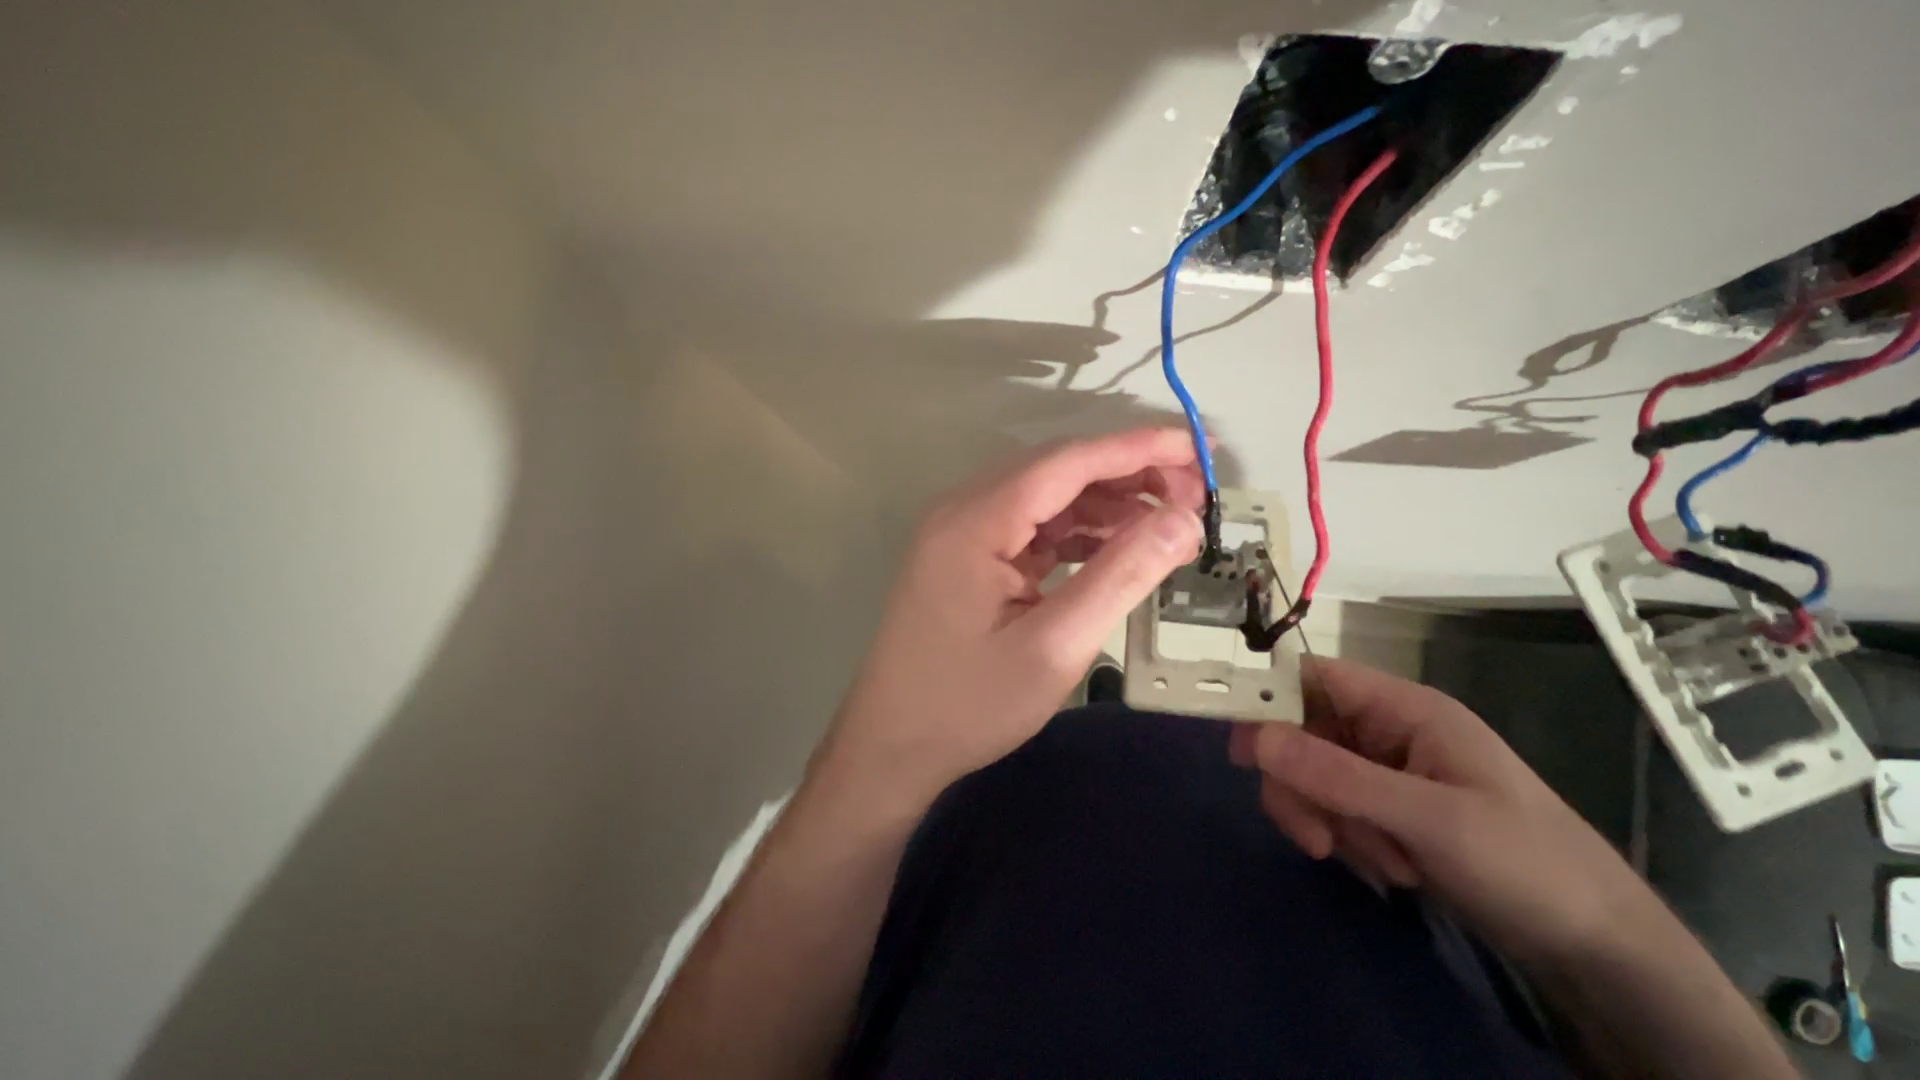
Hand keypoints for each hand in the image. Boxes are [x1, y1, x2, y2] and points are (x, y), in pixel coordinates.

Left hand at [816, 428, 1204, 808]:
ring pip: (1047, 498)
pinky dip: (1078, 533)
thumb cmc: (970, 705)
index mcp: (975, 522)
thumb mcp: (1056, 646)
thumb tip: (1185, 520)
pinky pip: (1031, 529)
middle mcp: (963, 511)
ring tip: (1170, 524)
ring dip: (1107, 504)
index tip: (1200, 448)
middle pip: (1057, 471)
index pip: (1067, 461)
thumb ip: (1122, 576)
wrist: (892, 748)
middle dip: (1129, 475)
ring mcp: (961, 535)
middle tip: (1197, 498)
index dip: (1137, 448)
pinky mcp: (967, 560)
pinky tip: (1121, 547)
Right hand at [1230, 657, 1658, 964]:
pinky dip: (1348, 841)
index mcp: (1406, 710)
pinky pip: (1338, 812)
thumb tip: (1253, 736)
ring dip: (1328, 821)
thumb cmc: (1523, 863)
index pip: (1315, 677)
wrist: (1596, 944)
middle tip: (1316, 838)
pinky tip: (1391, 872)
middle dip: (1301, 786)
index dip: (1268, 698)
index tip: (1235, 746)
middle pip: (1303, 733)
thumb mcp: (1428, 819)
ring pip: (1314, 778)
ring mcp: (1391, 776)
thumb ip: (1339, 776)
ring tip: (1380, 865)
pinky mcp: (1393, 815)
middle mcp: (1391, 733)